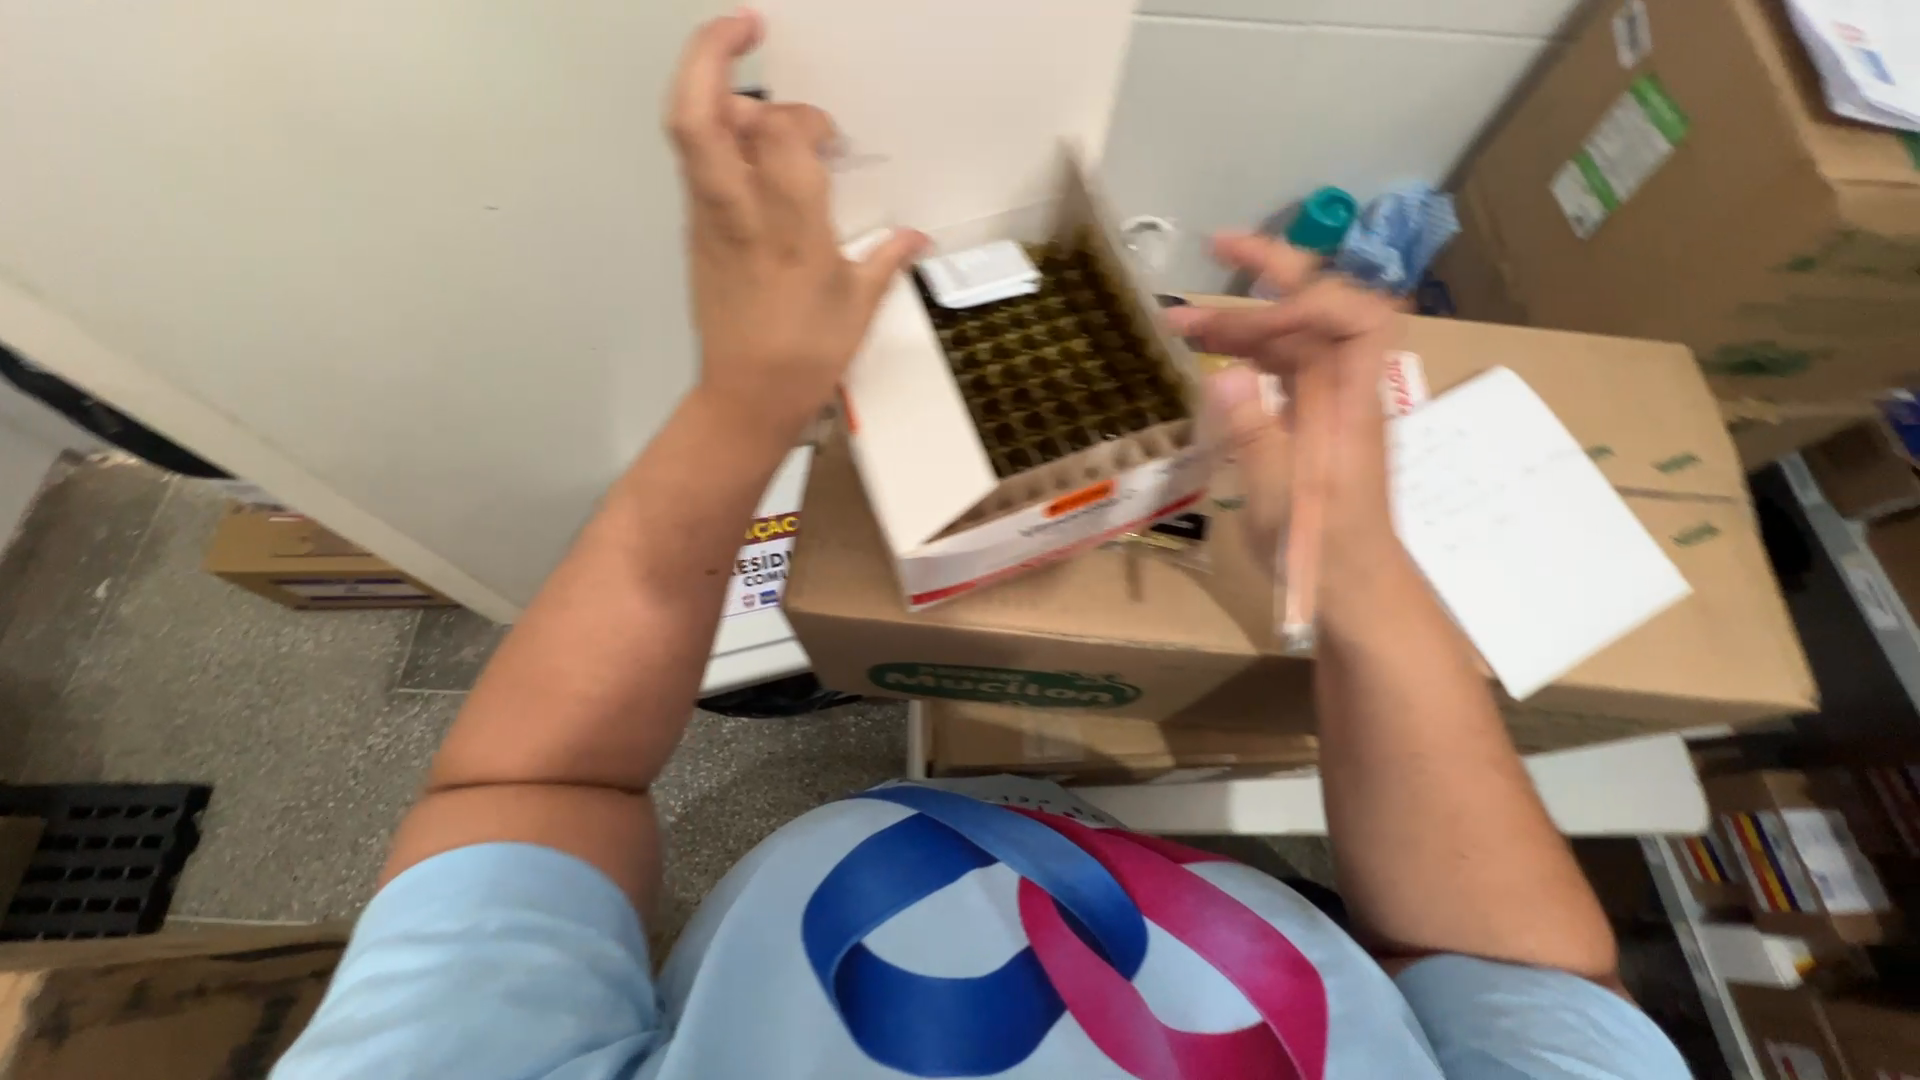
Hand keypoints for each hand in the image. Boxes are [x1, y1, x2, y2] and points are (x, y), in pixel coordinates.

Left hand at [664, 11, 927, 440]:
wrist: (747, 398)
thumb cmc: (806, 357)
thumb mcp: (858, 307)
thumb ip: (886, 259)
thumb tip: (914, 237)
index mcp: (790, 226)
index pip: (782, 132)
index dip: (805, 116)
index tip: (829, 134)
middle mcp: (739, 212)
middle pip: (700, 113)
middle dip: (714, 52)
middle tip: (746, 27)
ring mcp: (708, 221)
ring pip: (688, 133)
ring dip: (710, 90)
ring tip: (745, 85)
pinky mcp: (697, 234)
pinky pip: (696, 167)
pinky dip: (714, 136)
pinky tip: (746, 146)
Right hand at [1165, 232, 1403, 581]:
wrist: (1352, 588)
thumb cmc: (1321, 549)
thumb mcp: (1279, 498)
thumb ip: (1254, 435)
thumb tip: (1225, 376)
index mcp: (1350, 401)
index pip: (1356, 314)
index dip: (1308, 292)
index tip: (1250, 299)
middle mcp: (1345, 391)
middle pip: (1319, 313)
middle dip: (1266, 281)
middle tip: (1209, 260)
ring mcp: (1329, 406)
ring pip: (1292, 343)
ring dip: (1241, 326)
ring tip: (1180, 325)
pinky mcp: (1311, 424)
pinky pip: (1282, 373)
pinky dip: (1246, 358)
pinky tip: (1210, 364)